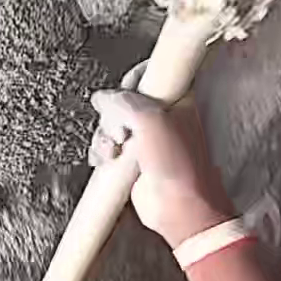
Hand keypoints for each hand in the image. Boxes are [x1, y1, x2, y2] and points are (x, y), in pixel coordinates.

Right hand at [90, 89, 234, 248]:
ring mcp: (145, 138)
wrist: (179, 206)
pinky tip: (105, 160)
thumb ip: (123, 101)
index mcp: (175, 98)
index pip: (148, 73)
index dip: (132, 81)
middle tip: (123, 131)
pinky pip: (107, 146)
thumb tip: (101, 98)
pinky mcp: (132, 159)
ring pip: (110, 124)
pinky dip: (101, 152)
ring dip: (104, 136)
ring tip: (114, 151)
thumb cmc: (178, 164)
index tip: (126, 92)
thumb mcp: (150, 119)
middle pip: (121, 100)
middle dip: (112, 115)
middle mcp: (160, 116)